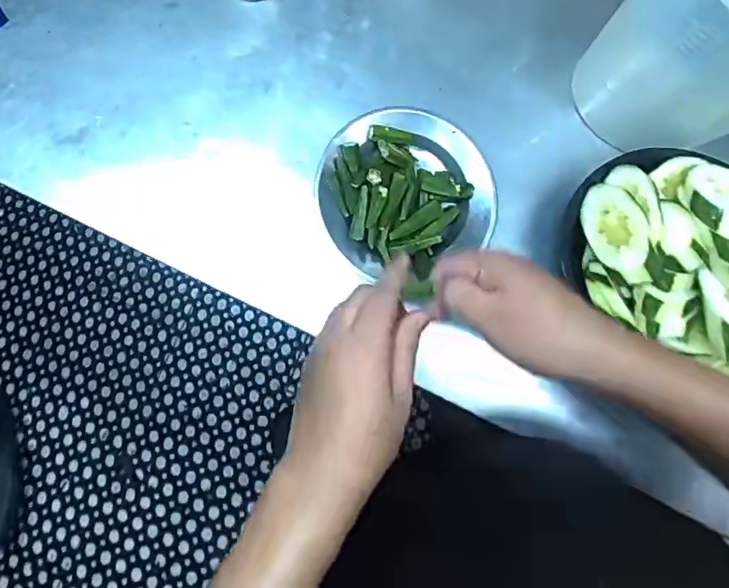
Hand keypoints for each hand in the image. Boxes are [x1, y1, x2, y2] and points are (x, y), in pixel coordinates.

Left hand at [281, 257, 432, 510]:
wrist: (318, 469)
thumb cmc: (370, 440)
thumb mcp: (400, 396)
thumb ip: (406, 348)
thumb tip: (418, 312)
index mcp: (364, 341)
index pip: (381, 293)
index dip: (395, 273)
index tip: (409, 258)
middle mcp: (337, 333)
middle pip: (361, 295)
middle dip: (383, 291)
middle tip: (408, 309)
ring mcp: (319, 343)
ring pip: (344, 307)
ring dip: (366, 304)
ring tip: (389, 326)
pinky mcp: (310, 356)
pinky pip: (334, 323)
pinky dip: (351, 318)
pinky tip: (365, 342)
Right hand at [430, 250, 634, 380]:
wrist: (598, 352)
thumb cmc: (536, 334)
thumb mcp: (486, 316)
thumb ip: (454, 295)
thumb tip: (438, 286)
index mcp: (489, 259)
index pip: (444, 264)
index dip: (432, 288)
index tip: (434, 317)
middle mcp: (504, 258)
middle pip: (462, 270)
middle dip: (451, 293)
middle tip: (452, 324)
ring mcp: (523, 273)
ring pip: (481, 281)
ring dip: (471, 301)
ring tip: (473, 327)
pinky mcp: (536, 290)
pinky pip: (499, 290)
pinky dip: (490, 305)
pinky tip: (498, 326)